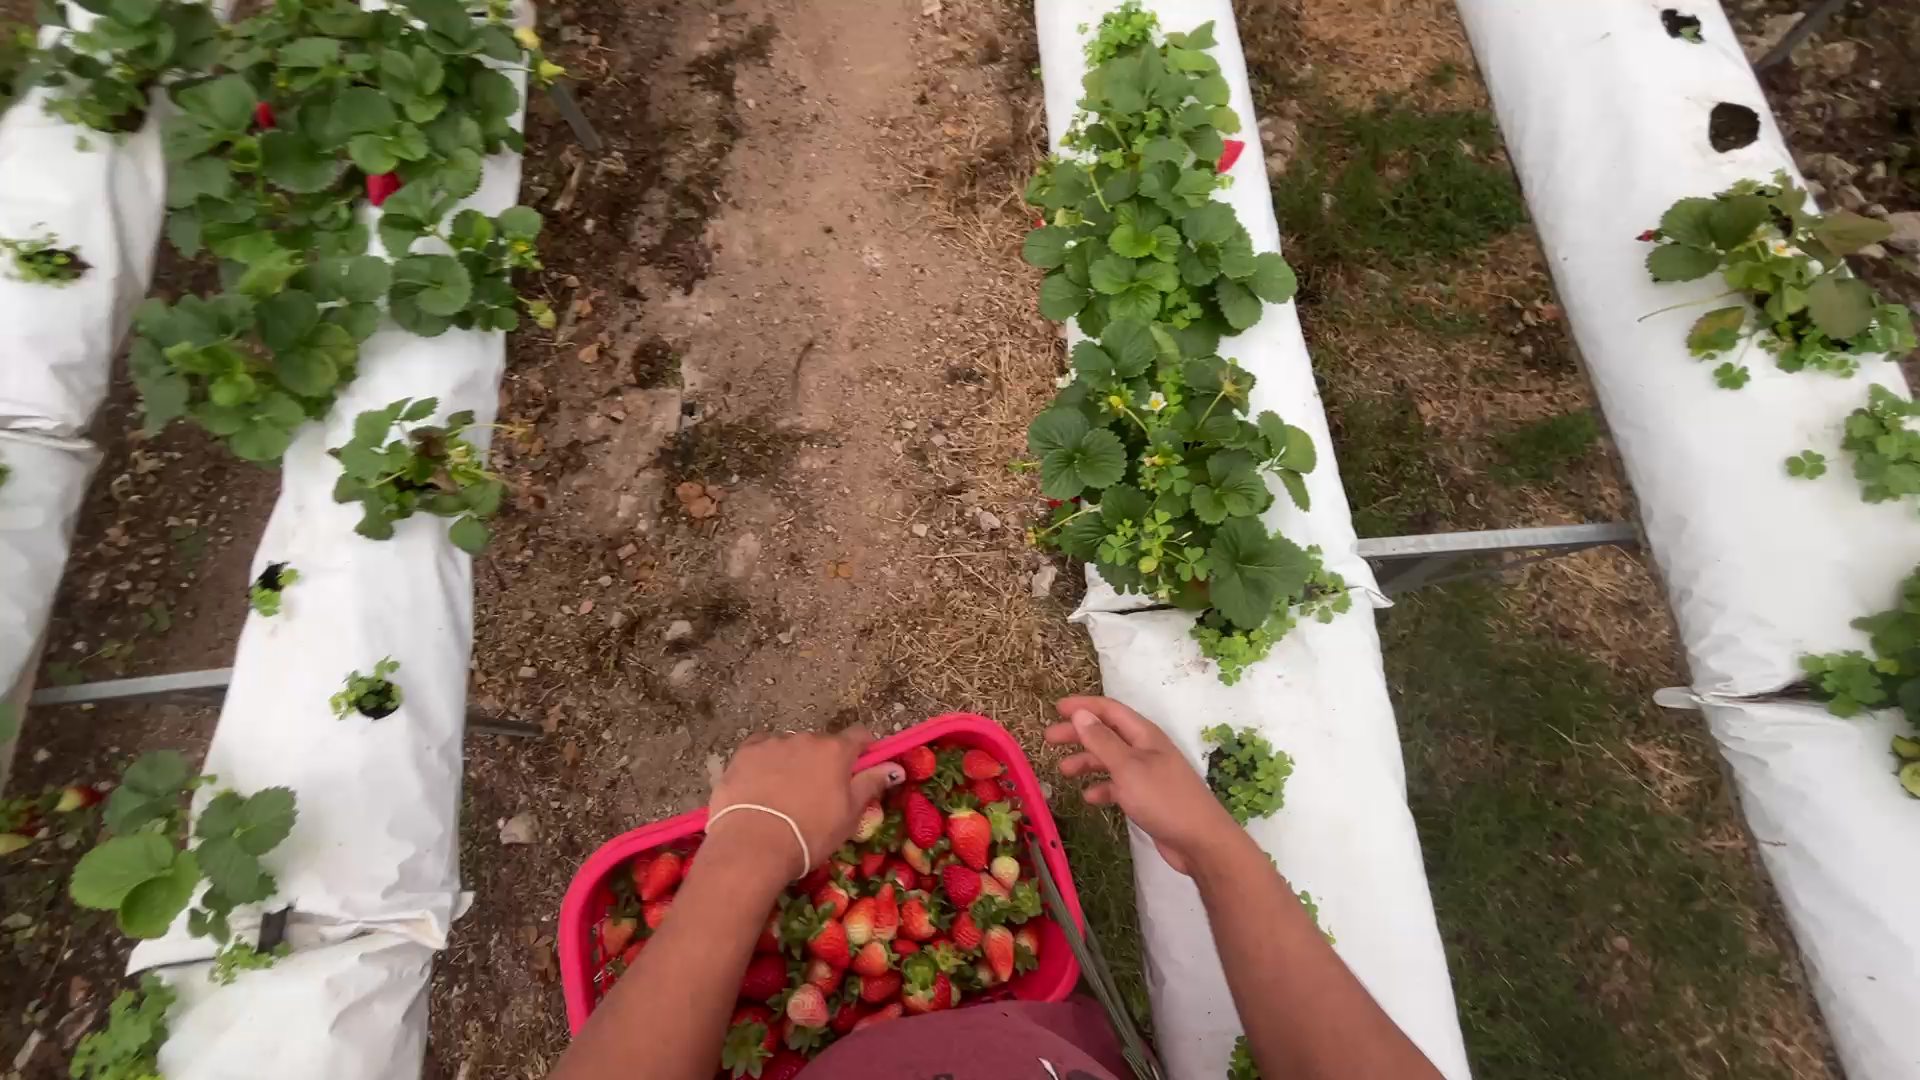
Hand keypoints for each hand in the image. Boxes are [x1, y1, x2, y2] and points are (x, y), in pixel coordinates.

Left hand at [707, 727, 902, 879]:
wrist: (753, 846)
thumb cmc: (810, 834)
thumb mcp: (850, 815)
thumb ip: (872, 784)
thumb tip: (896, 767)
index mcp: (836, 751)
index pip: (860, 735)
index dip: (863, 749)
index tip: (861, 766)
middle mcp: (807, 738)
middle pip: (822, 744)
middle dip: (823, 762)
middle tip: (818, 794)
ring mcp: (774, 743)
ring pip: (791, 747)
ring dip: (794, 762)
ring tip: (784, 796)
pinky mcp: (745, 752)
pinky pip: (762, 750)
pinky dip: (765, 762)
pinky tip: (760, 786)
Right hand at [1046, 696, 1240, 874]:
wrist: (1201, 842)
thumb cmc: (1163, 799)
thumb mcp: (1127, 767)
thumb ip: (1102, 740)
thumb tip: (1080, 714)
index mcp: (1143, 734)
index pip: (1109, 710)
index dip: (1082, 706)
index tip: (1056, 708)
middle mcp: (1145, 748)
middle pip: (1106, 733)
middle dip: (1078, 734)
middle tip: (1049, 739)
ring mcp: (1147, 773)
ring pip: (1110, 759)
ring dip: (1086, 761)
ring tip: (1063, 770)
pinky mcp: (1148, 796)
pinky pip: (1119, 785)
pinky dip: (1102, 787)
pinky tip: (1089, 797)